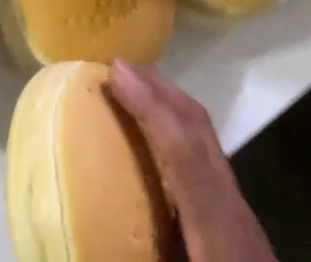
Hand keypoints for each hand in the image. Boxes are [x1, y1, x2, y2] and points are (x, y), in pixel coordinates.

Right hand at [108, 60, 276, 261]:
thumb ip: (123, 254)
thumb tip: (71, 248)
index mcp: (219, 235)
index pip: (186, 157)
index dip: (151, 108)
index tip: (115, 74)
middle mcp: (232, 215)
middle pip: (200, 133)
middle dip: (160, 90)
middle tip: (114, 68)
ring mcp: (239, 216)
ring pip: (207, 142)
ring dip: (169, 106)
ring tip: (130, 90)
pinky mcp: (237, 223)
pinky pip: (205, 159)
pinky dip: (176, 131)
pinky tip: (151, 141)